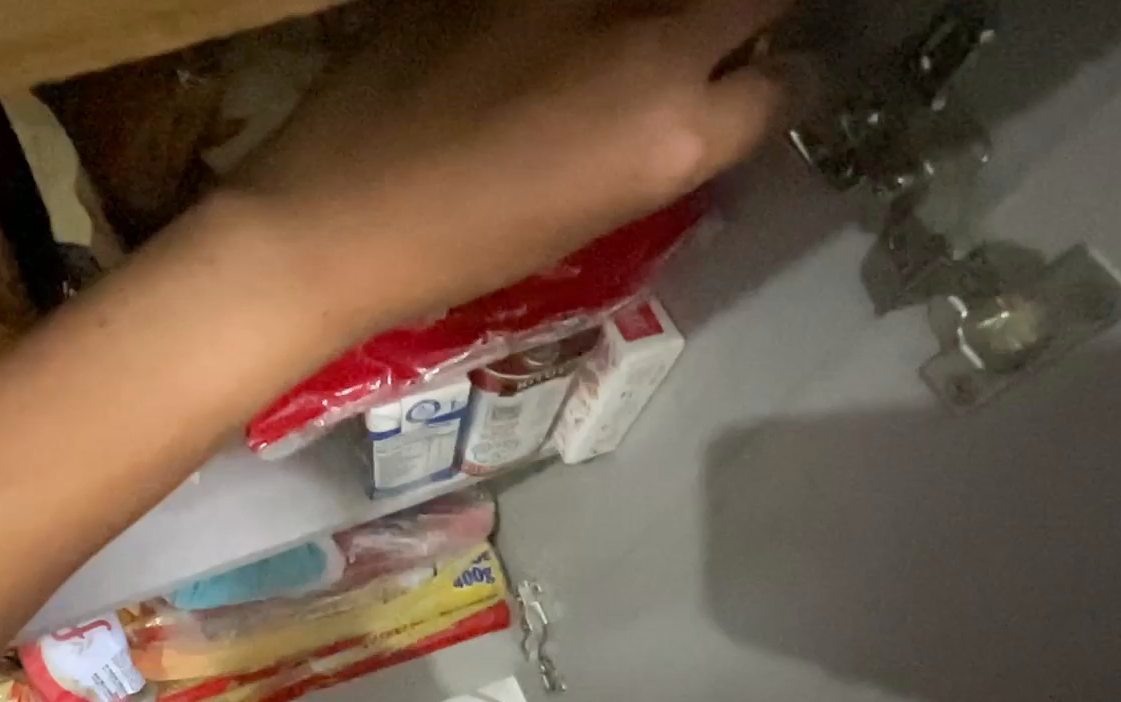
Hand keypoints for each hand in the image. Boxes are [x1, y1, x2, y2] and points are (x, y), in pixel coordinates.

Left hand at [233, 0, 794, 331]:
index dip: (779, 88)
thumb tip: (684, 114)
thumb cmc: (453, 257)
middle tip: (710, 40)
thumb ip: (645, 156)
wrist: (333, 221)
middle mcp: (649, 41)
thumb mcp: (574, 225)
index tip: (756, 90)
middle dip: (751, 15)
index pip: (787, 86)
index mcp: (669, 139)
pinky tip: (548, 40)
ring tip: (622, 47)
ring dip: (662, 11)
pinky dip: (578, 12)